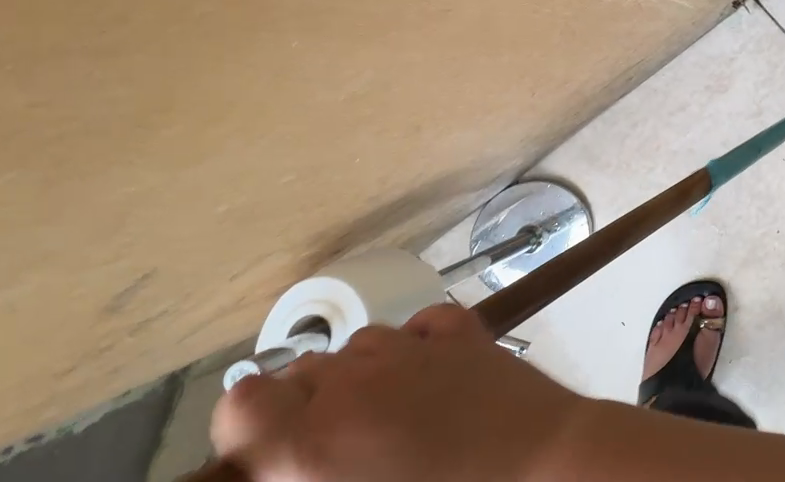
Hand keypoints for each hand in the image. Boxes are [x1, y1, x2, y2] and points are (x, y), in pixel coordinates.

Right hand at [211, 304, 586, 481]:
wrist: (540, 466)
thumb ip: (306, 471)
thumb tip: (293, 462)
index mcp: (312, 443)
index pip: (240, 402)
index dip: (248, 423)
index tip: (268, 449)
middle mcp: (355, 385)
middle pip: (302, 372)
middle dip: (308, 403)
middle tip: (340, 442)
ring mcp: (414, 349)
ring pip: (360, 344)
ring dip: (364, 372)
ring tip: (392, 411)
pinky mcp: (465, 332)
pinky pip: (420, 323)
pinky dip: (418, 342)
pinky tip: (430, 372)